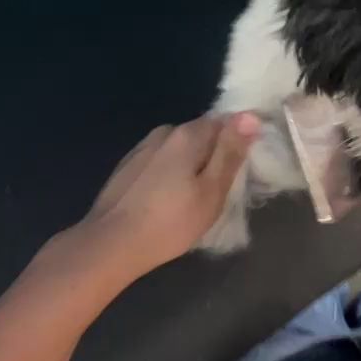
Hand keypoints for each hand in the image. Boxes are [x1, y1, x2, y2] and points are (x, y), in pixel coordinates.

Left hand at [55, 113, 256, 285]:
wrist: (110, 245)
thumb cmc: (170, 222)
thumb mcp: (211, 191)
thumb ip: (230, 152)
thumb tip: (251, 115)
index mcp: (187, 135)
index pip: (226, 121)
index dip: (239, 140)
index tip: (244, 168)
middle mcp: (163, 133)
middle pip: (202, 134)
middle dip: (216, 154)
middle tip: (223, 189)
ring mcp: (142, 148)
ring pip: (181, 148)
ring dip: (193, 164)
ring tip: (196, 196)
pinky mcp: (128, 166)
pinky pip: (162, 161)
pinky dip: (172, 173)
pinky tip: (169, 198)